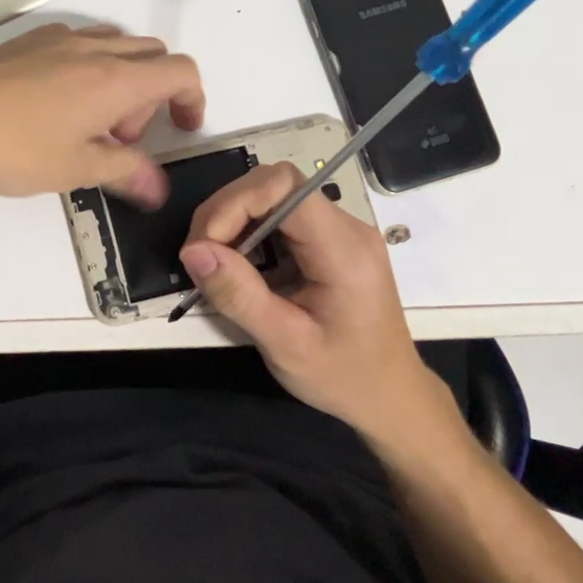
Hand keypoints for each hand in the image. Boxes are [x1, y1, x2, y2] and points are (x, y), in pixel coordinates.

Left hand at [0, 24, 205, 206]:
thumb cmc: (14, 148)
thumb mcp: (76, 169)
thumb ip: (124, 172)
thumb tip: (156, 188)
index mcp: (116, 78)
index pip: (180, 70)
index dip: (193, 97)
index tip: (183, 127)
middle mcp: (92, 49)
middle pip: (150, 54)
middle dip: (152, 94)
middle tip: (121, 137)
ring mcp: (56, 40)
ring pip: (112, 45)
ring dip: (120, 78)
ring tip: (87, 122)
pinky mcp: (25, 42)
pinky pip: (76, 43)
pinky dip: (86, 67)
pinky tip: (54, 104)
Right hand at [177, 162, 456, 446]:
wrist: (390, 397)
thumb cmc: (343, 376)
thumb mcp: (285, 343)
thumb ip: (239, 295)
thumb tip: (192, 252)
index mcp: (344, 249)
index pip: (283, 185)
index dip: (234, 203)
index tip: (204, 246)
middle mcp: (345, 228)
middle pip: (272, 186)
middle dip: (225, 213)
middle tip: (199, 259)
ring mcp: (338, 233)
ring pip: (271, 199)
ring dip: (232, 224)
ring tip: (213, 267)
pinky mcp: (326, 244)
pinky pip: (278, 220)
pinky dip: (247, 236)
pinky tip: (237, 271)